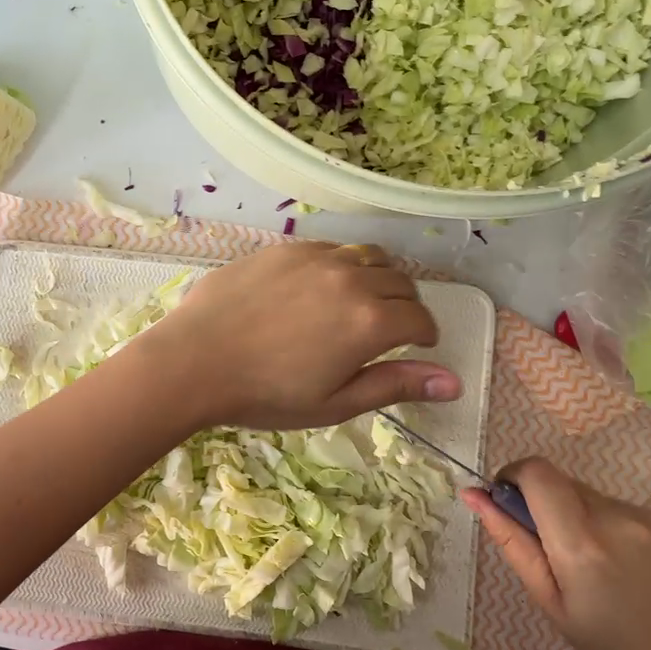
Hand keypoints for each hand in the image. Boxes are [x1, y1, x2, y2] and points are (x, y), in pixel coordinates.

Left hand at [126, 242, 459, 430]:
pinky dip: (339, 264)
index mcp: (371, 320)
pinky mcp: (281, 249)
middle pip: (400, 282)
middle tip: (388, 328)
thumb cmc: (265, 393)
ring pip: (367, 256)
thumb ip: (395, 385)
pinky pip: (328, 248)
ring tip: (358, 302)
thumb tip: (456, 382)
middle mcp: (350, 278)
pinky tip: (317, 287)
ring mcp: (313, 257)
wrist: (193, 360)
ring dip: (376, 278)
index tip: (415, 346)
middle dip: (405, 305)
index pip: (420, 318)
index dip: (424, 335)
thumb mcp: (334, 402)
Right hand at [463, 459, 650, 649]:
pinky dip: (618, 530)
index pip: (536, 472)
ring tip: (606, 573)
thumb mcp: (552, 604)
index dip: (513, 476)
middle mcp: (620, 518)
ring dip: (585, 520)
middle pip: (563, 484)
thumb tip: (473, 494)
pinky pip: (629, 511)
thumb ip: (512, 542)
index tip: (508, 503)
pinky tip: (637, 573)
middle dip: (548, 507)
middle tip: (559, 556)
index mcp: (582, 542)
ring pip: (596, 498)